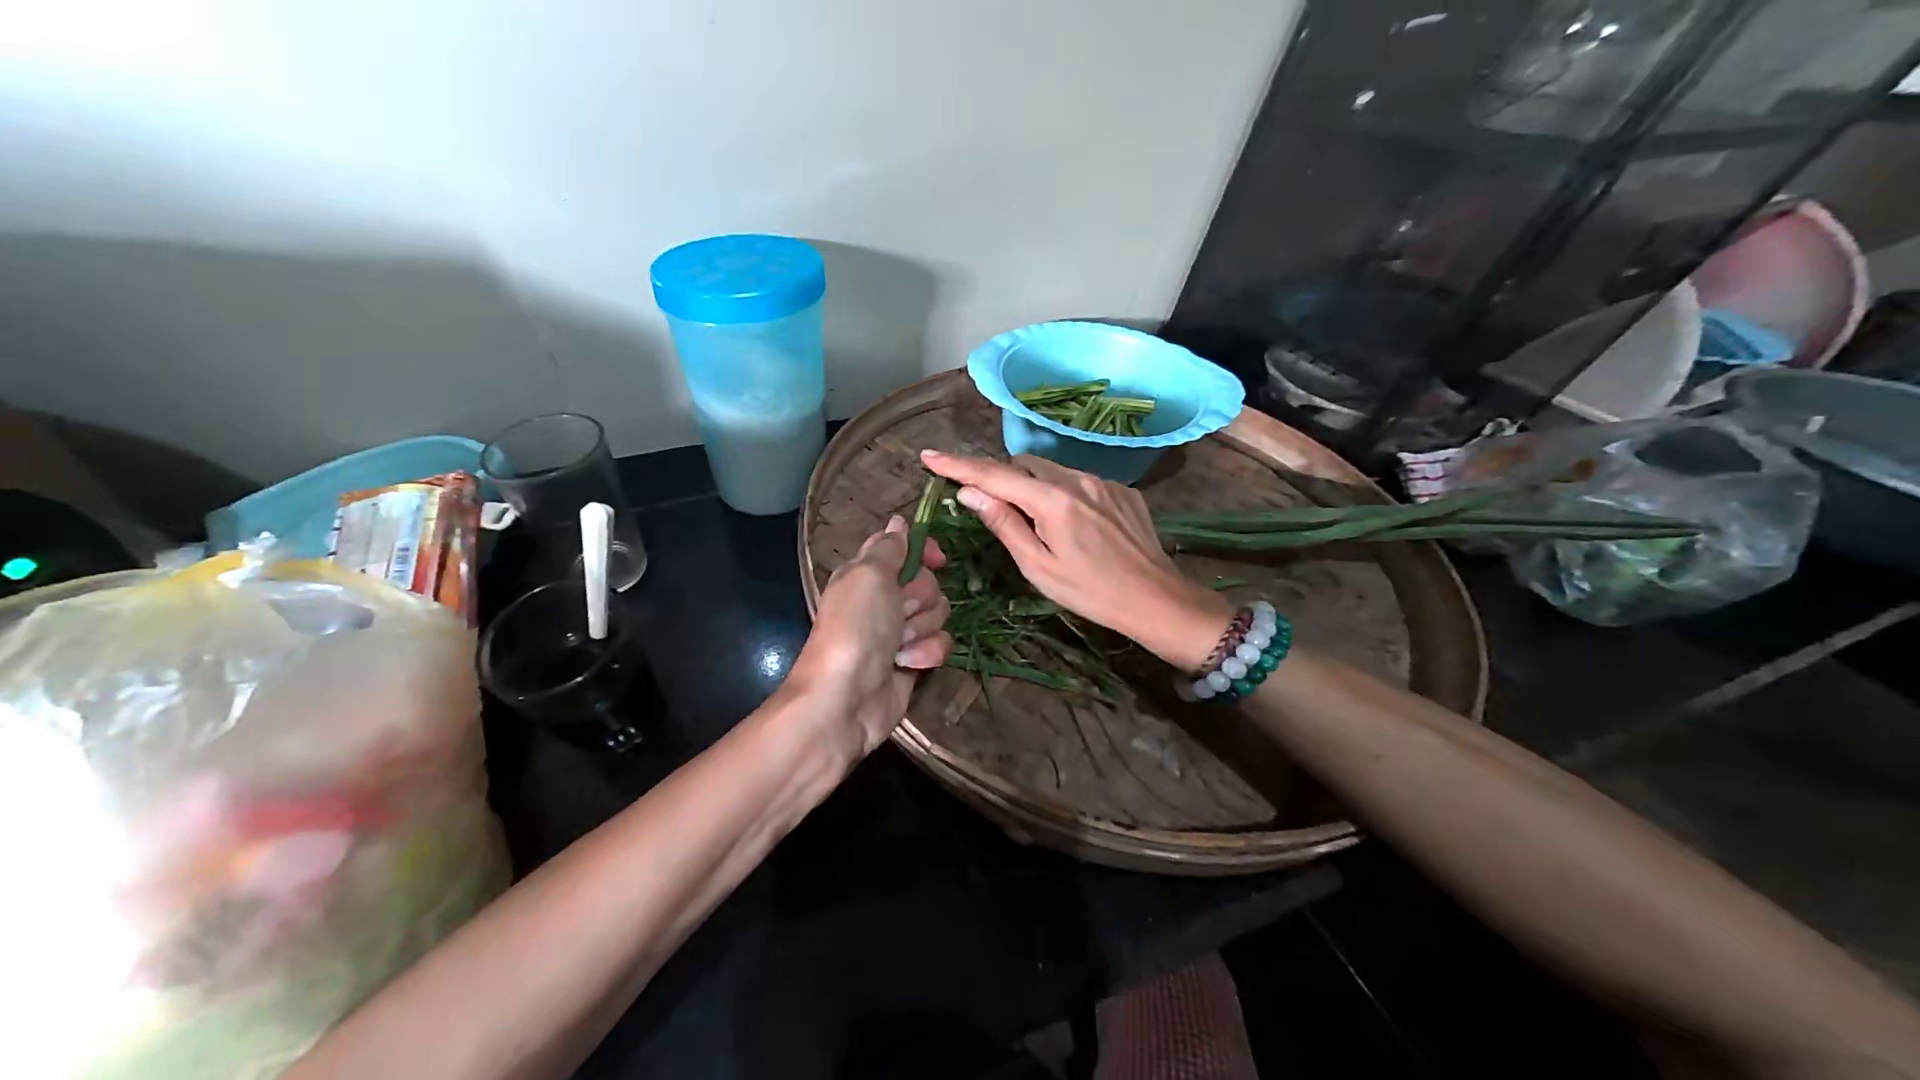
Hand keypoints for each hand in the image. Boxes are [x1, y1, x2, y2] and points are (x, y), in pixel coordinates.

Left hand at [788, 515, 951, 759]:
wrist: (846, 697)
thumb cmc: (855, 628)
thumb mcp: (868, 575)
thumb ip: (889, 547)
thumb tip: (898, 521)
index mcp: (866, 574)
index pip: (904, 547)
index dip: (923, 552)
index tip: (937, 560)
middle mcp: (883, 599)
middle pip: (927, 582)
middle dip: (920, 598)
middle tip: (899, 612)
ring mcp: (899, 632)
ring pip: (938, 614)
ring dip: (921, 629)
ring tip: (897, 645)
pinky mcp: (914, 660)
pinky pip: (940, 645)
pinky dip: (926, 654)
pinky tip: (906, 664)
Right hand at [920, 450, 1231, 670]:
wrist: (1155, 599)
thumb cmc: (1090, 592)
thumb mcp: (1038, 566)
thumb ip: (1004, 524)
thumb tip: (970, 492)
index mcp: (1053, 500)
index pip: (995, 474)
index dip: (958, 465)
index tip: (930, 456)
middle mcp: (1078, 479)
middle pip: (1024, 464)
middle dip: (1002, 478)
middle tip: (994, 508)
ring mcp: (1103, 481)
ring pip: (1052, 470)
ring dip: (1034, 486)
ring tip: (1039, 524)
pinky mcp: (1122, 489)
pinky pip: (1079, 480)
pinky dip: (1063, 493)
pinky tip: (1075, 526)